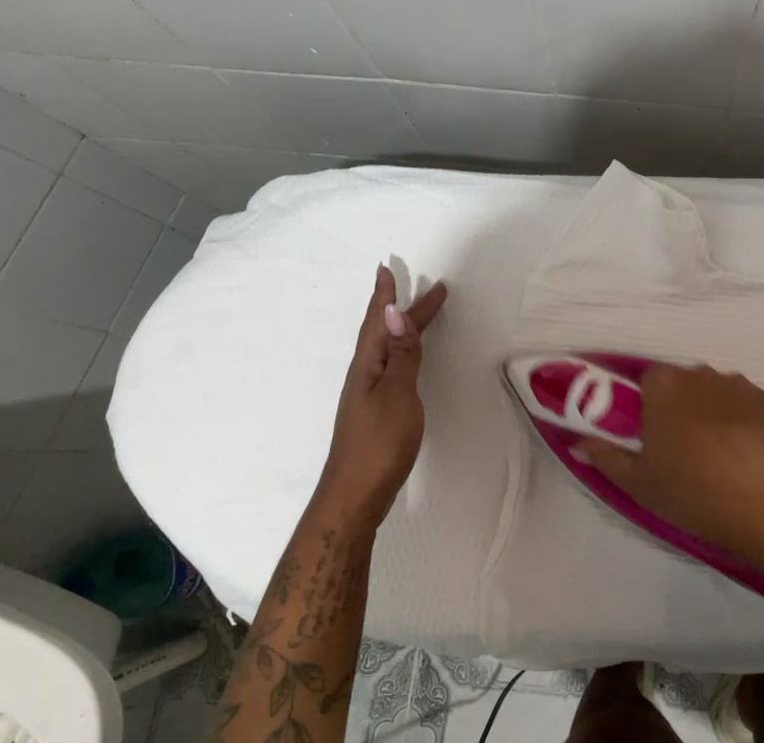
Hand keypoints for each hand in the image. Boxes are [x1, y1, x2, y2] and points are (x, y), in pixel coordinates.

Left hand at [323, 265, 447, 527]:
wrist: (356, 495)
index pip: (379, 322)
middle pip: (381, 332)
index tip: (388, 267)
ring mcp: (367, 394)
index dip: (385, 296)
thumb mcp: (397, 395)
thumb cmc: (379, 443)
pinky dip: (398, 350)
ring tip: (407, 311)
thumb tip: (394, 312)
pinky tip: (402, 359)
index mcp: (368, 366)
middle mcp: (364, 375)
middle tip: (405, 280)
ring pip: (383, 348)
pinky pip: (388, 365)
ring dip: (396, 326)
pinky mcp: (375, 411)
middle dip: (395, 306)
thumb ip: (401, 355)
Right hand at [577, 364, 763, 588]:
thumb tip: (579, 443)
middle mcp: (702, 374)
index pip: (646, 382)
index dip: (645, 410)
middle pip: (682, 386)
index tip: (649, 441)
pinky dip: (740, 425)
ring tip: (717, 460)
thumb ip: (606, 457)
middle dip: (678, 411)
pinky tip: (745, 459)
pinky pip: (744, 408)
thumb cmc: (695, 492)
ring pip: (714, 396)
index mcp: (665, 386)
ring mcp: (741, 386)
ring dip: (710, 416)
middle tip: (679, 454)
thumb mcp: (639, 483)